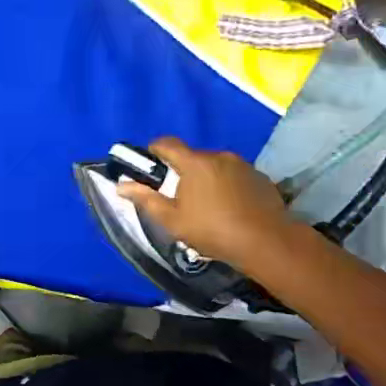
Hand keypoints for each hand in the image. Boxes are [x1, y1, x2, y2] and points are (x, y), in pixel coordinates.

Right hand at [116, 136, 298, 270]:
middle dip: (182, 171)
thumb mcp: (172, 220)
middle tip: (178, 198)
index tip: (149, 166)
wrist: (265, 241)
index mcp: (195, 163)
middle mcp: (219, 155)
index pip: (167, 143)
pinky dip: (227, 186)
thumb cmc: (212, 231)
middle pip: (192, 156)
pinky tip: (229, 208)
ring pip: (215, 166)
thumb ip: (146, 200)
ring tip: (207, 206)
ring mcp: (243, 164)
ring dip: (206, 179)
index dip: (154, 151)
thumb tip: (121, 186)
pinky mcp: (259, 176)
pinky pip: (234, 175)